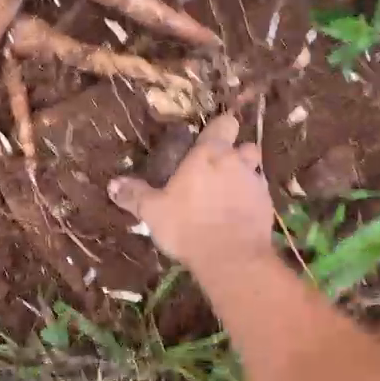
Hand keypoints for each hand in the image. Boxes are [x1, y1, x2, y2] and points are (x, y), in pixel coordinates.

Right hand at [108, 114, 274, 270]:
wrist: (231, 256)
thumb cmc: (187, 226)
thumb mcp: (153, 212)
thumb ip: (135, 195)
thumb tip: (113, 184)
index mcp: (209, 154)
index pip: (224, 124)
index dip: (219, 129)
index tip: (207, 142)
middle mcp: (237, 161)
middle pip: (244, 146)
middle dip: (234, 154)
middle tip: (215, 173)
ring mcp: (256, 183)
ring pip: (253, 170)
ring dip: (243, 177)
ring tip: (226, 196)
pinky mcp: (267, 206)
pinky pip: (258, 196)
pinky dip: (249, 202)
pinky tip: (235, 218)